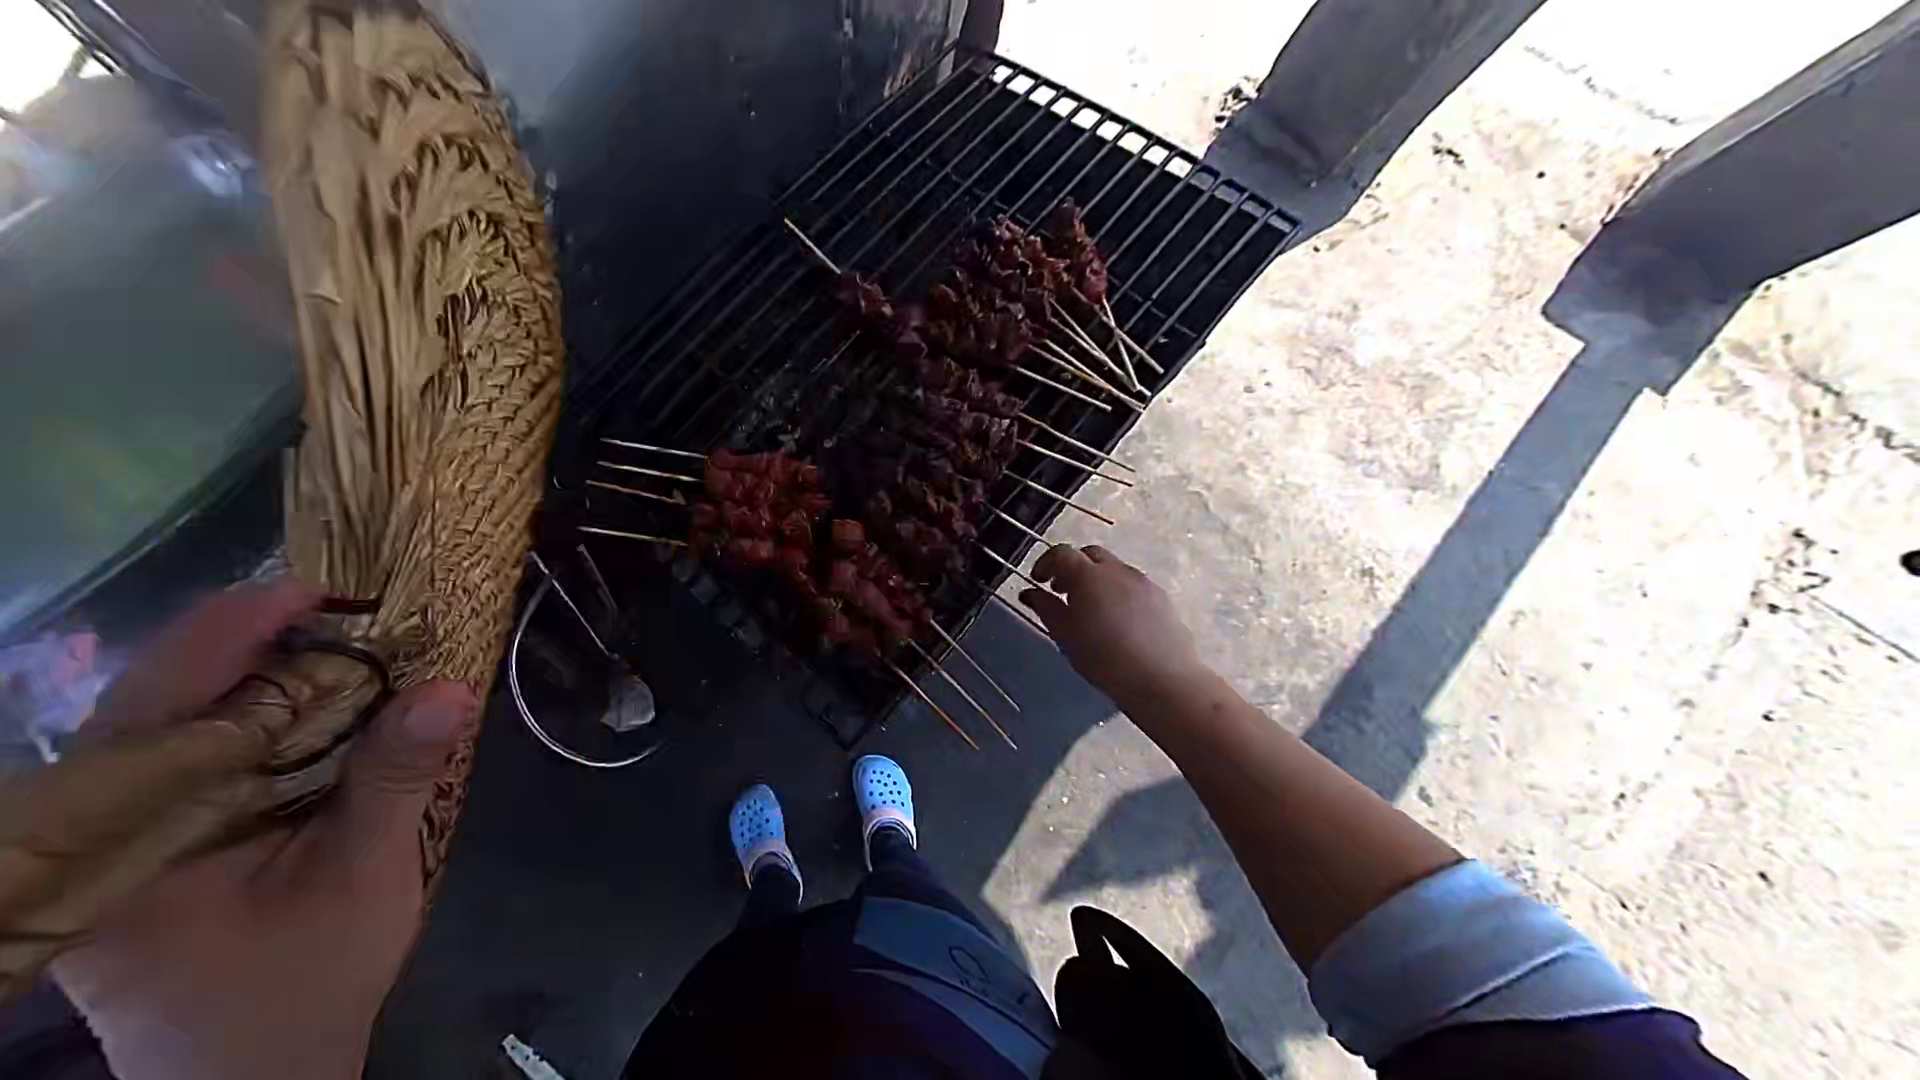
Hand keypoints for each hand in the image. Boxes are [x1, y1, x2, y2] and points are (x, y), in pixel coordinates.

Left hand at [52, 580, 477, 1079]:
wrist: (262, 1062)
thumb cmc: (302, 978)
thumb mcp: (361, 875)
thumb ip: (395, 779)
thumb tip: (447, 688)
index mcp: (115, 846)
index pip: (155, 710)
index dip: (229, 638)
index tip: (317, 590)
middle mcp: (101, 823)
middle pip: (163, 697)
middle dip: (258, 640)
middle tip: (357, 604)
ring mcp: (131, 823)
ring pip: (186, 713)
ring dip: (271, 665)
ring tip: (353, 630)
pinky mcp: (171, 824)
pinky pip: (214, 741)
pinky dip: (277, 703)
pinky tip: (331, 688)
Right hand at [1020, 544, 1209, 704]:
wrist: (1161, 678)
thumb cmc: (1103, 657)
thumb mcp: (1064, 634)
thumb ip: (1045, 607)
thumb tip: (1031, 592)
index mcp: (1088, 575)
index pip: (1061, 553)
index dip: (1045, 562)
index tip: (1038, 580)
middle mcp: (1116, 570)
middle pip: (1089, 555)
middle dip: (1072, 567)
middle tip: (1062, 592)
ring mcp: (1142, 581)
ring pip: (1113, 569)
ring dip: (1096, 579)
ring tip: (1090, 609)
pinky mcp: (1161, 597)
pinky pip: (1132, 585)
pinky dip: (1117, 592)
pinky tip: (1117, 621)